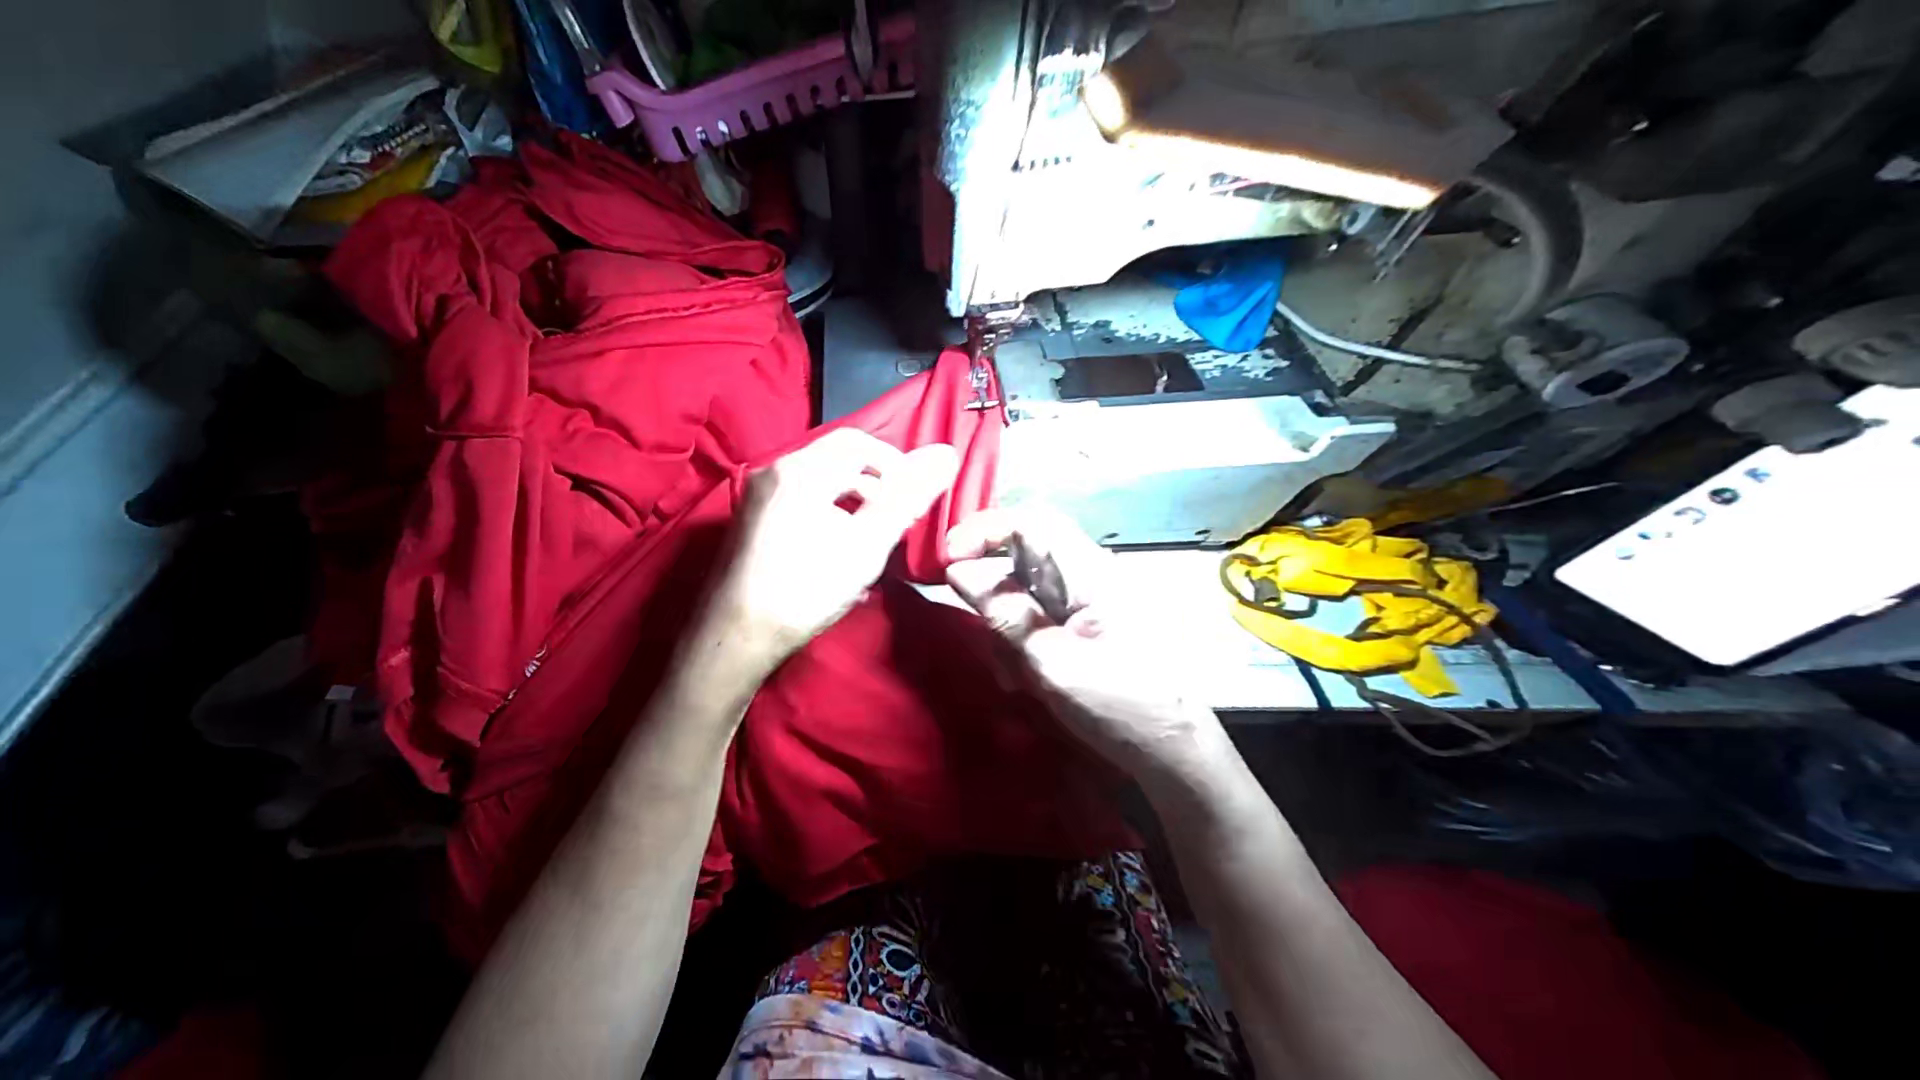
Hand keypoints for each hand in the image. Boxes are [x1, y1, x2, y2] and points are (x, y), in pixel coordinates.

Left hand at [705, 429, 958, 668]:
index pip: (860, 443)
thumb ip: (908, 498)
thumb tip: (945, 454)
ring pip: (820, 483)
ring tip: (874, 540)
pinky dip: (829, 515)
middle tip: (898, 521)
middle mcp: (774, 470)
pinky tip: (841, 551)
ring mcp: (758, 495)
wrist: (737, 636)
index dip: (896, 465)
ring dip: (854, 504)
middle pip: (837, 461)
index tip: (915, 498)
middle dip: (875, 486)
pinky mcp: (752, 520)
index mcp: (801, 469)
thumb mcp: (868, 544)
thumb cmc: (807, 589)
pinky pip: (801, 501)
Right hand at [945, 507, 1230, 787]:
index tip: (947, 560)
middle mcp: (1087, 578)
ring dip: (1004, 630)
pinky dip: (1018, 646)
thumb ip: (1006, 614)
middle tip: (989, 643)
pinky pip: (1034, 620)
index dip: (984, 530)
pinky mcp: (1080, 629)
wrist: (1171, 753)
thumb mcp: (1054, 664)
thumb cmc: (1122, 706)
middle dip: (992, 597)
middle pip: (1021, 559)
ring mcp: (1084, 604)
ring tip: (1015, 678)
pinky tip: (1025, 682)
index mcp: (1091, 574)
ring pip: (1021, 593)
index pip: (1032, 523)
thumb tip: (958, 571)